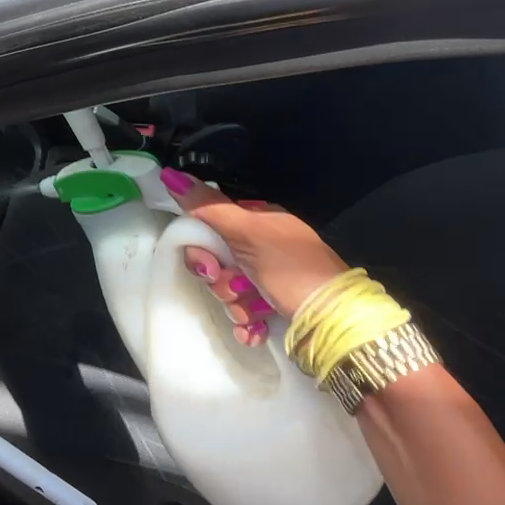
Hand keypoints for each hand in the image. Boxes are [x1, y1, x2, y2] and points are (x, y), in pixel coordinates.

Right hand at [160, 169, 349, 345]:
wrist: (334, 323)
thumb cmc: (291, 269)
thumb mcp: (248, 231)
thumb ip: (208, 206)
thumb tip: (170, 175)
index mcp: (259, 221)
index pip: (211, 224)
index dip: (201, 246)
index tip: (208, 264)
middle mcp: (263, 247)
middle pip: (215, 260)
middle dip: (219, 280)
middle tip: (234, 288)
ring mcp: (269, 279)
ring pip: (227, 288)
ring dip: (234, 305)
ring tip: (253, 313)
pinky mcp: (274, 308)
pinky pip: (244, 312)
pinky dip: (246, 323)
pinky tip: (255, 329)